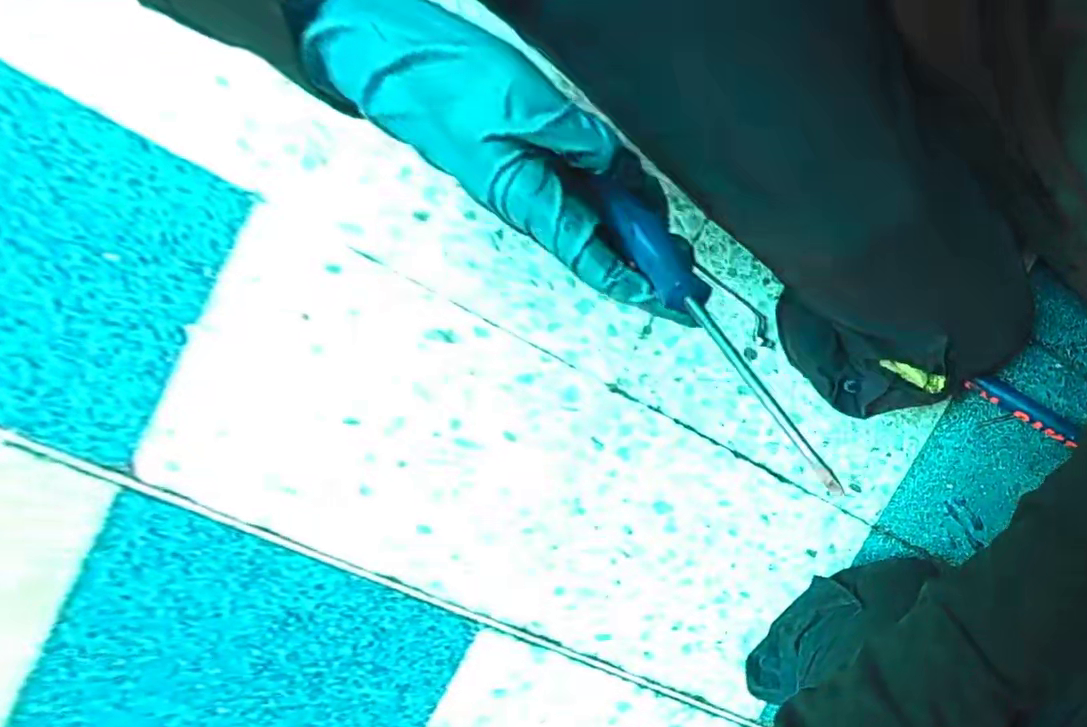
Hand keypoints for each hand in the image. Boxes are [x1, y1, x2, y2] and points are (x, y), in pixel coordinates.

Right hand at [300, 0, 692, 322]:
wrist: (381, 48)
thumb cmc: (442, 80)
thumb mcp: (529, 111)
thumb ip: (589, 147)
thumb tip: (624, 174)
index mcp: (538, 209)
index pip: (605, 269)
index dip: (647, 290)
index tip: (683, 303)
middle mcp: (546, 210)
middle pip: (615, 253)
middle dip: (656, 262)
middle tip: (690, 266)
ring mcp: (545, 190)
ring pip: (608, 223)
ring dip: (641, 225)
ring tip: (663, 217)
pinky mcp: (544, 167)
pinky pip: (593, 192)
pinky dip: (621, 192)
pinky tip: (633, 181)